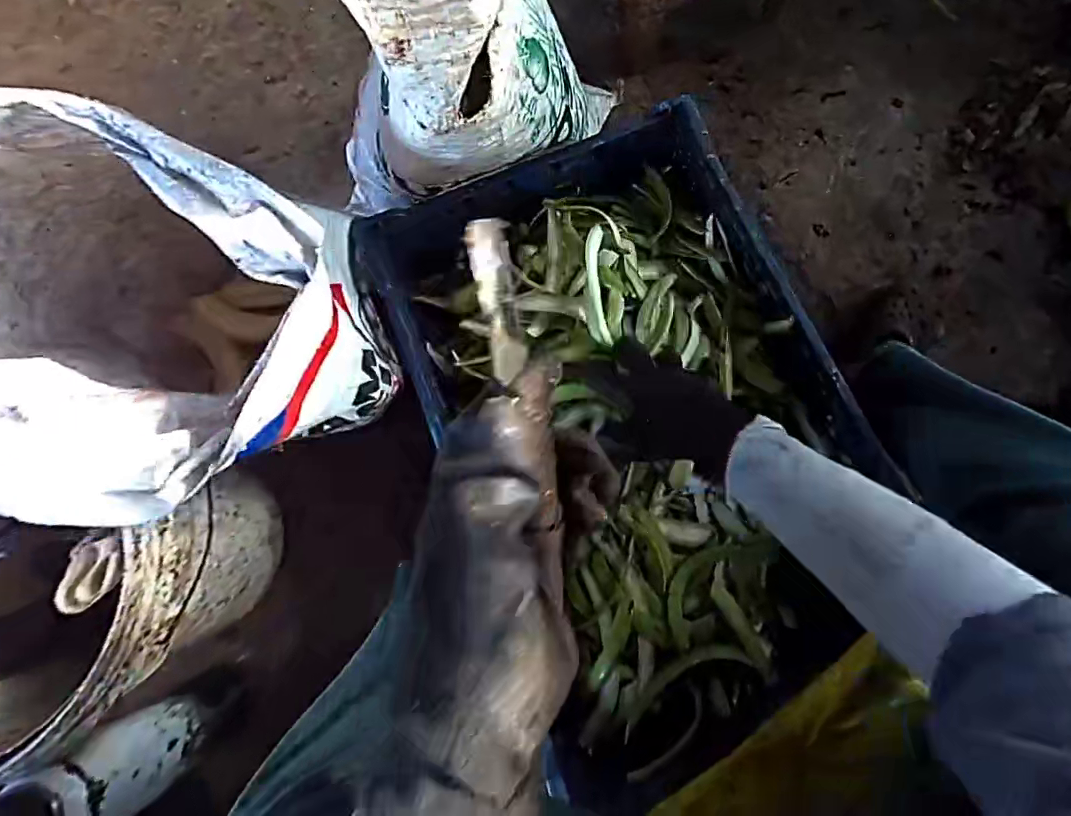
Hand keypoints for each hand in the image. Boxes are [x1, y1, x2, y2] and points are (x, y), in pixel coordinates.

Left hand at [397, 362, 574, 807]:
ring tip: (602, 504)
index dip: (533, 392)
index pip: (498, 412)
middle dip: (574, 445)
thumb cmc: (484, 600)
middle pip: (539, 440)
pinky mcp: (545, 552)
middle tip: (599, 472)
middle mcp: (490, 493)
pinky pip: (572, 506)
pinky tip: (600, 523)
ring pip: (560, 472)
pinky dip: (590, 505)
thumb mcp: (493, 511)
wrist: (489, 701)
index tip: (569, 378)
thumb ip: (510, 440)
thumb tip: (530, 370)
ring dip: (588, 476)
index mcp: (468, 477)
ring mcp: (518, 524)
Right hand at [570, 342, 754, 481]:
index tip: (572, 364)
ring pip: (661, 355)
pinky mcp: (697, 378)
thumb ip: (618, 438)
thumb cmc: (675, 441)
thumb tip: (598, 433)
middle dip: (620, 350)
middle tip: (614, 351)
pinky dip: (678, 376)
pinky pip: (683, 371)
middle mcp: (653, 374)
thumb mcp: (641, 447)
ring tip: (652, 366)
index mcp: (634, 389)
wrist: (720, 433)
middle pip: (630, 351)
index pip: (601, 375)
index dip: (585, 369)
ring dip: (655, 360)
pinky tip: (679, 385)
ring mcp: (677, 373)